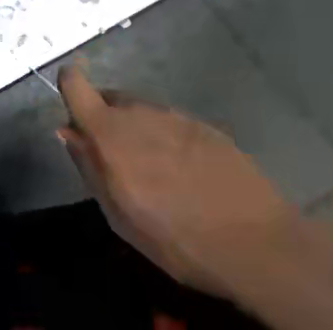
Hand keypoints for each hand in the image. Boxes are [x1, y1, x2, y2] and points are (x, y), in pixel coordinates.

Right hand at [58, 65, 330, 302]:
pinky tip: (189, 175)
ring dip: (141, 130)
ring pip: (144, 112)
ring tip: (159, 170)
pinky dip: (172, 141)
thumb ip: (89, 166)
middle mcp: (139, 112)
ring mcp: (177, 117)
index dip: (68, 83)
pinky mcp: (210, 129)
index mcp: (108, 130)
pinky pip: (175, 125)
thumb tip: (67, 131)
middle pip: (110, 99)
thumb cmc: (179, 239)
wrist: (265, 249)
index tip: (72, 100)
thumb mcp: (120, 215)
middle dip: (107, 119)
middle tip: (120, 156)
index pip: (75, 84)